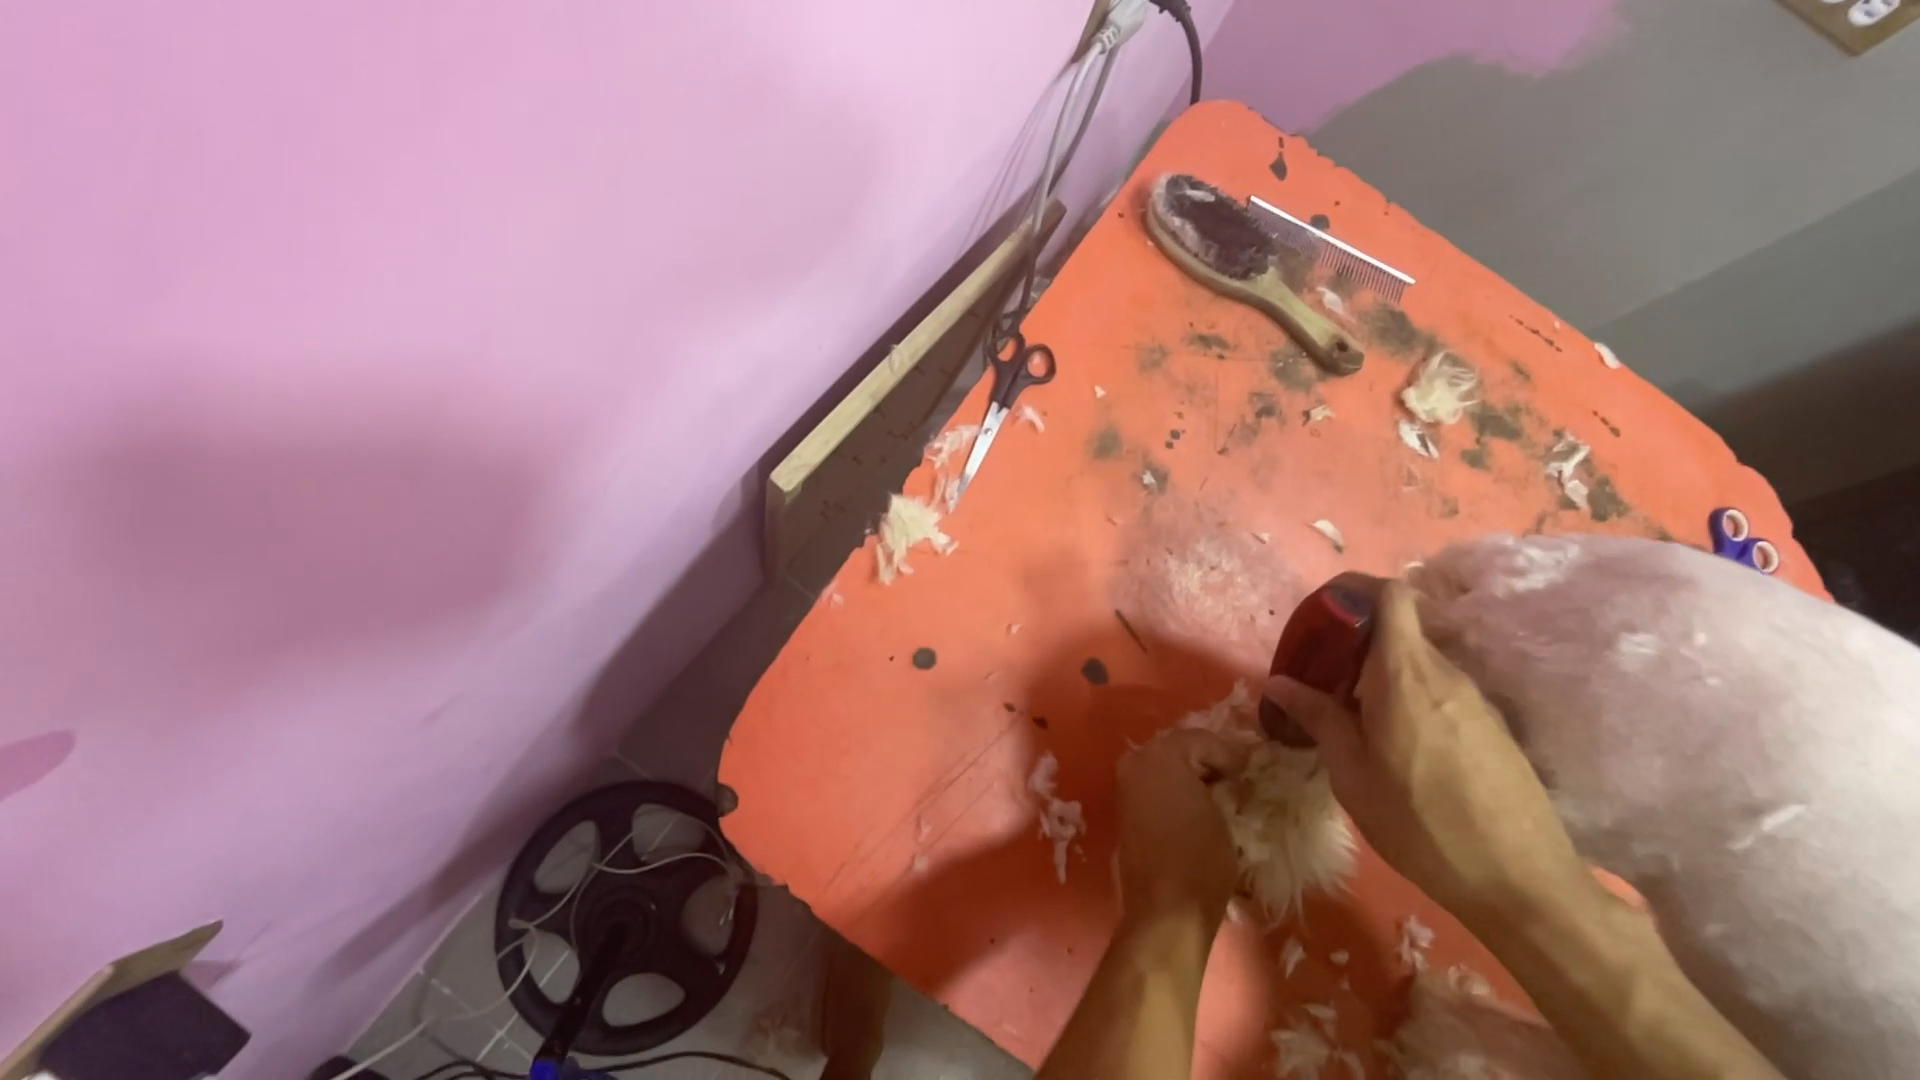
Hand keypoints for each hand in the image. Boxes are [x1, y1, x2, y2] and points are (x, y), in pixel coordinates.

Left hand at [1114, 729, 1247, 924]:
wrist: (1166, 909)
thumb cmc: (1200, 858)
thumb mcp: (1223, 811)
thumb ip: (1224, 779)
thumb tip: (1234, 768)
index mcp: (1160, 755)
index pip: (1203, 740)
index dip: (1232, 753)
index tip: (1253, 768)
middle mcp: (1136, 762)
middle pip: (1181, 748)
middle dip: (1211, 759)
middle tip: (1240, 775)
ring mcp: (1126, 785)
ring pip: (1167, 766)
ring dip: (1194, 773)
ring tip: (1225, 790)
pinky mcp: (1126, 808)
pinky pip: (1156, 785)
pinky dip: (1178, 788)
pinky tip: (1202, 804)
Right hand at [1264, 581, 1590, 926]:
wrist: (1522, 882)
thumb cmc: (1420, 824)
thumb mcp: (1351, 774)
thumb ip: (1317, 717)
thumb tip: (1279, 682)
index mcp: (1405, 674)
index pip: (1391, 593)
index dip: (1353, 589)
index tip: (1320, 618)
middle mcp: (1444, 673)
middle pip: (1397, 629)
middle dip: (1352, 642)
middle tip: (1318, 680)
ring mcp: (1475, 699)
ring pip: (1416, 662)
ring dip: (1378, 674)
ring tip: (1349, 717)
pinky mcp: (1492, 726)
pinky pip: (1438, 691)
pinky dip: (1407, 697)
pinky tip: (1393, 743)